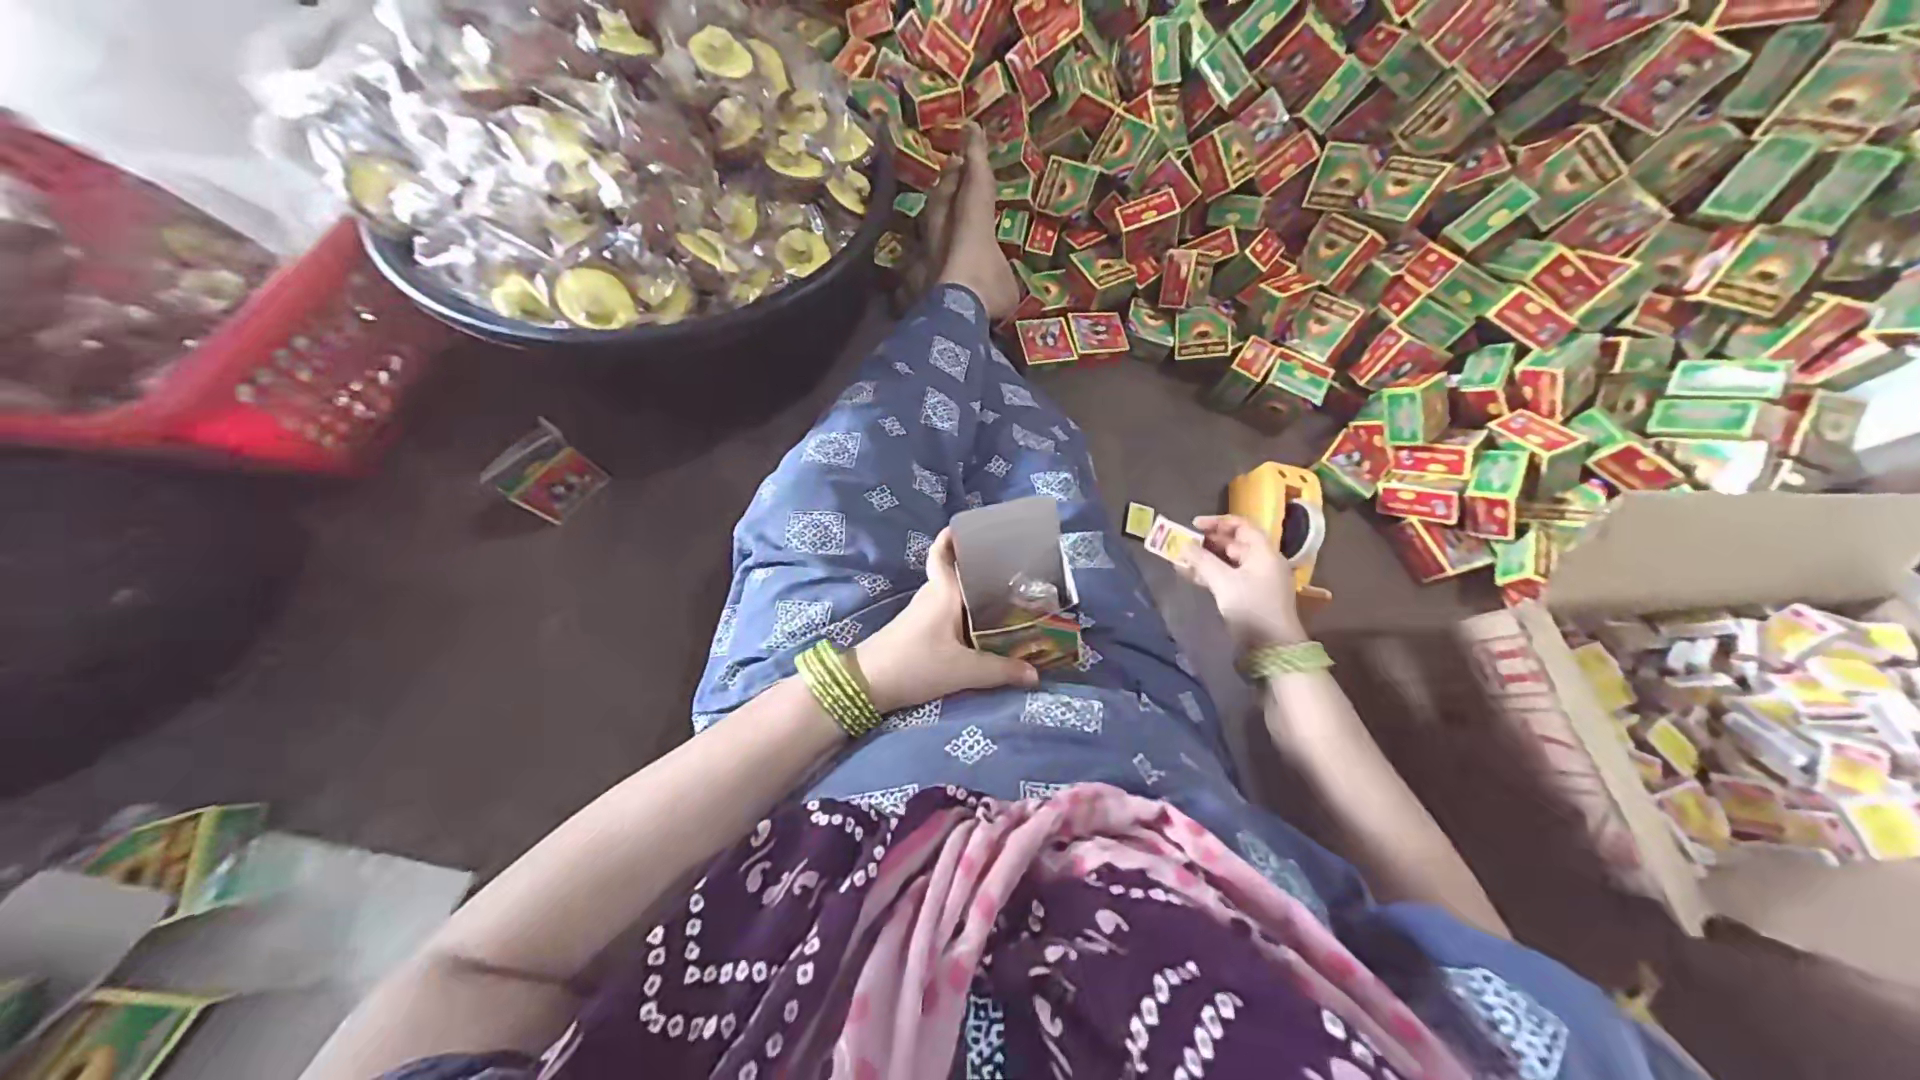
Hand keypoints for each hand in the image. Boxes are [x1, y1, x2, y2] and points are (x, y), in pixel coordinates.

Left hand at [854, 528, 1039, 713]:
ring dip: (971, 587)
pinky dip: (963, 608)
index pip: (944, 552)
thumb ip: (999, 671)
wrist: (867, 684)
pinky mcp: (918, 628)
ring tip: (1003, 591)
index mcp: (943, 593)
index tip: (977, 525)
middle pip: (953, 569)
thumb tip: (1035, 675)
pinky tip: (979, 622)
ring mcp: (922, 611)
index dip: (956, 535)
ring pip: (950, 590)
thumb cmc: (915, 665)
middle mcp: (932, 595)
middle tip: (1008, 562)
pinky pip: (946, 608)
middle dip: (975, 562)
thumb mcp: (962, 671)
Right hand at [1176, 514, 1305, 651]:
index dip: (1217, 522)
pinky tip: (1192, 576)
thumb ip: (1202, 560)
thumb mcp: (1224, 581)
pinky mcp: (1250, 596)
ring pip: (1228, 561)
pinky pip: (1228, 577)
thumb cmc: (1251, 608)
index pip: (1241, 525)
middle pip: (1234, 543)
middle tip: (1183, 543)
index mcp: (1263, 552)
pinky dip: (1211, 573)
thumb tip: (1184, 544)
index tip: (1193, 525)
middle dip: (1207, 542)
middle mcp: (1262, 562)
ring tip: (1182, 560)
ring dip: (1206, 559)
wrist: (1273, 647)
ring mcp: (1257, 580)